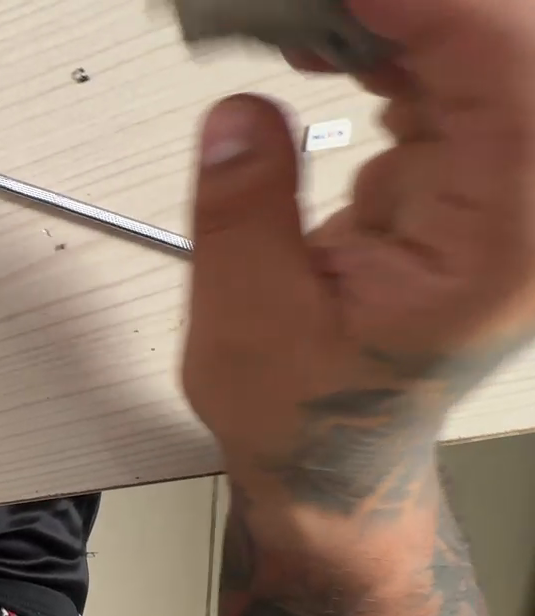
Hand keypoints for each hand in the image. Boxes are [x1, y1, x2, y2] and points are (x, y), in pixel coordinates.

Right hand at [183, 0, 534, 497]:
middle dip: (422, 15)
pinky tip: (340, 54)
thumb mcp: (244, 319)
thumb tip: (237, 113)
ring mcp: (517, 184)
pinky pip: (463, 83)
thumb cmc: (294, 401)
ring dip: (406, 29)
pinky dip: (402, 55)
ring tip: (308, 30)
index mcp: (509, 236)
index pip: (512, 76)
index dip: (440, 9)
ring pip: (494, 59)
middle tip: (313, 15)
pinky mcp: (480, 176)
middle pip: (517, 54)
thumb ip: (245, 212)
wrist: (324, 444)